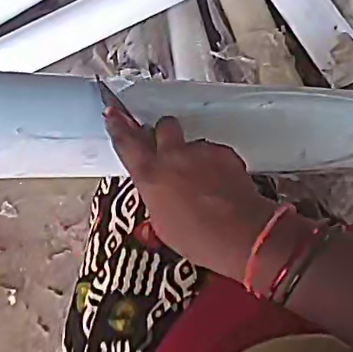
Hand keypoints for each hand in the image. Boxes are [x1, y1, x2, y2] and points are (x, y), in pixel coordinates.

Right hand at [102, 99, 280, 277]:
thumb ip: (155, 196)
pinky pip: (214, 152)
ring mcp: (199, 151)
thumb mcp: (162, 223)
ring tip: (202, 182)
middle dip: (164, 134)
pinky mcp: (223, 152)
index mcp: (149, 174)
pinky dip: (215, 164)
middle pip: (163, 126)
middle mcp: (172, 156)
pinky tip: (219, 186)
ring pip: (192, 142)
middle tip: (169, 151)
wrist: (241, 235)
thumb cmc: (198, 238)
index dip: (118, 126)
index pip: (126, 141)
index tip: (112, 113)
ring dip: (193, 155)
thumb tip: (158, 190)